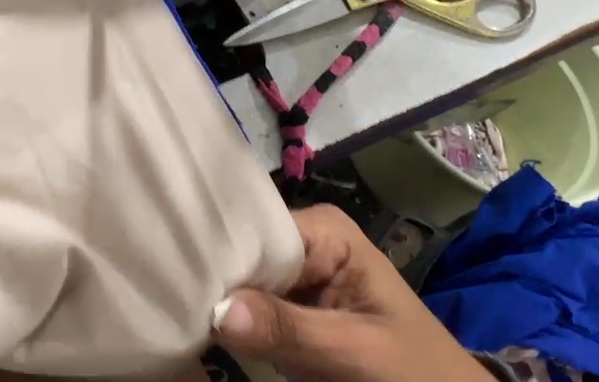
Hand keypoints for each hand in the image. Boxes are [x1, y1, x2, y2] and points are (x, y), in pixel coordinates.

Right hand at [211, 206, 491, 381]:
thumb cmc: (419, 372)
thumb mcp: (358, 351)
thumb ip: (291, 330)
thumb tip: (218, 311)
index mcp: (324, 230)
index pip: (255, 231)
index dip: (222, 258)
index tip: (184, 278)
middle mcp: (303, 244)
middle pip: (243, 256)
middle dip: (218, 285)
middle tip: (179, 302)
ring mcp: (296, 281)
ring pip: (241, 286)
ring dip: (220, 308)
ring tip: (185, 315)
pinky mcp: (292, 315)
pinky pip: (251, 315)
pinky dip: (234, 329)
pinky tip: (205, 332)